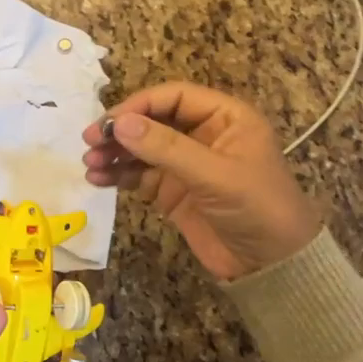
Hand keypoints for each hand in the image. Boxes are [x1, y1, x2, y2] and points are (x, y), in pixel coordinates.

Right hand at [82, 82, 321, 280]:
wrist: (272, 265)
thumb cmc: (257, 208)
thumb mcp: (215, 175)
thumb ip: (166, 148)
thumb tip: (119, 124)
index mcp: (225, 117)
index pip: (174, 97)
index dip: (139, 105)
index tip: (109, 123)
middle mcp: (203, 134)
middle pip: (152, 120)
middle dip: (121, 130)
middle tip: (89, 141)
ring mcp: (186, 164)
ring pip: (141, 148)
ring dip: (114, 153)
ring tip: (90, 164)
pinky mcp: (172, 192)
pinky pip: (139, 176)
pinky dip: (118, 176)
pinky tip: (98, 179)